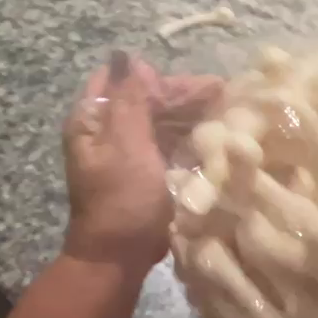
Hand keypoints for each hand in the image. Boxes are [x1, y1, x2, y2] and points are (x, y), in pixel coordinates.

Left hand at [62, 52, 221, 270]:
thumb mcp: (126, 144)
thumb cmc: (122, 199)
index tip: (193, 81)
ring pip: (157, 120)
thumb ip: (130, 100)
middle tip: (223, 93)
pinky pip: (164, 142)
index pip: (121, 80)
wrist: (118, 258)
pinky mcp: (141, 171)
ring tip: (226, 109)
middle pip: (143, 99)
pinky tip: (214, 134)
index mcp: (91, 120)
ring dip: (188, 114)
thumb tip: (129, 59)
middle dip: (180, 95)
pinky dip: (186, 135)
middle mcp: (103, 131)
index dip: (155, 76)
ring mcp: (123, 152)